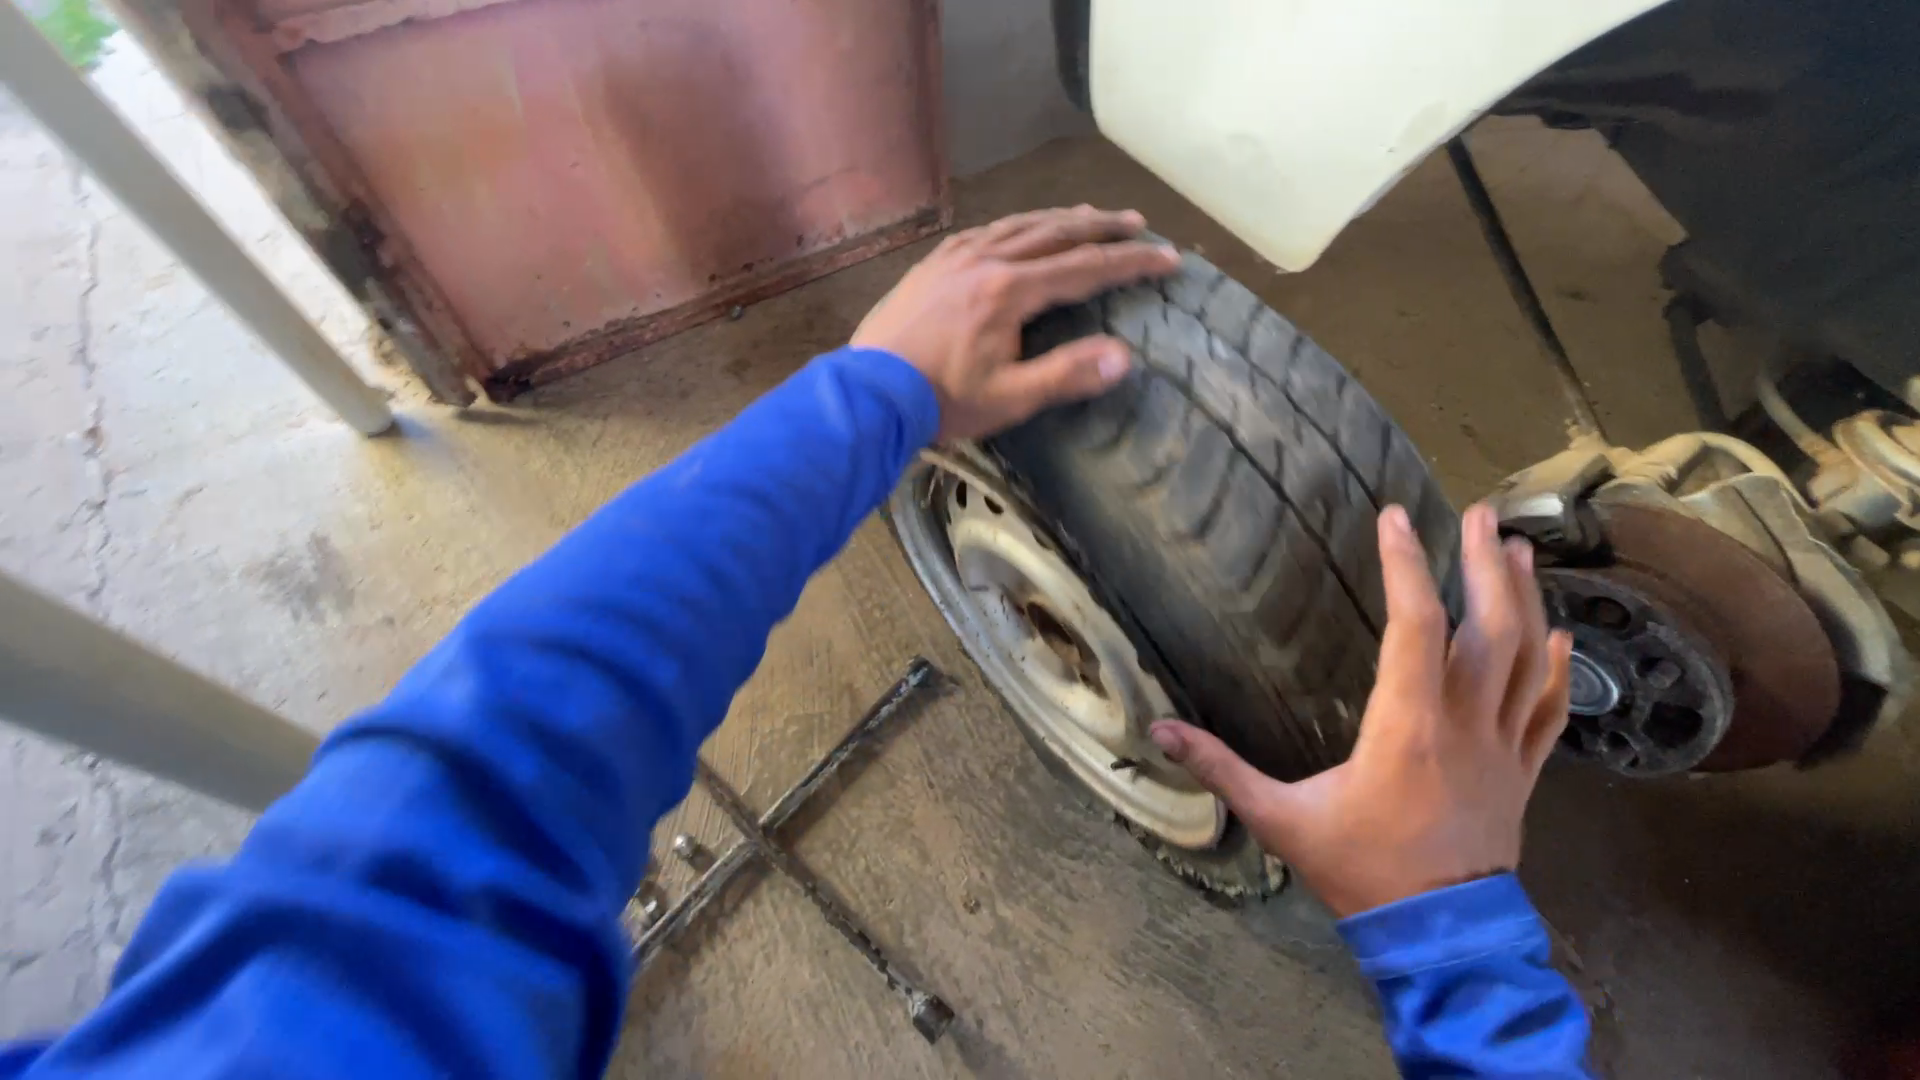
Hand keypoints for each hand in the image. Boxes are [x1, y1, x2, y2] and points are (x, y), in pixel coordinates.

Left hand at [852, 206, 1180, 441]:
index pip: (1086, 268)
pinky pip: (985, 231)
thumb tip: (1125, 357)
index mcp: (1010, 291)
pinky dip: (1016, 225)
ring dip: (1061, 218)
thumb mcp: (1009, 399)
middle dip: (1101, 227)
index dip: (1131, 263)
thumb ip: (1067, 375)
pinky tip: (1021, 228)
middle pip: (1056, 233)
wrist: (869, 392)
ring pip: (1020, 225)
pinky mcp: (934, 263)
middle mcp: (987, 260)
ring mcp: (956, 257)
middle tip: (1137, 223)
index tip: (1168, 258)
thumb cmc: (942, 401)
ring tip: (1089, 216)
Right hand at [1149, 504, 1572, 917]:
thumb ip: (1221, 769)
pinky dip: (1559, 668)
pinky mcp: (1523, 772)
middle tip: (1480, 513)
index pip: (1414, 628)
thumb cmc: (1359, 869)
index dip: (1405, 567)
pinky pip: (1550, 711)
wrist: (1441, 938)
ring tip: (1517, 552)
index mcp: (1406, 726)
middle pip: (1489, 631)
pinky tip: (1560, 636)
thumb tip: (1158, 731)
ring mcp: (1503, 748)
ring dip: (1524, 602)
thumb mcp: (1280, 818)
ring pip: (1528, 662)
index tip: (1395, 518)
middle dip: (1483, 567)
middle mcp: (1463, 724)